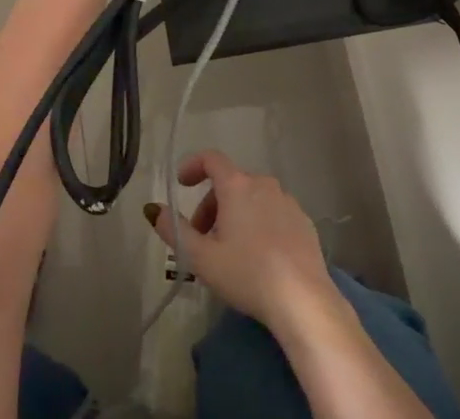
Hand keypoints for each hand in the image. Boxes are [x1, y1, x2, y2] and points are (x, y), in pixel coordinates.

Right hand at [145, 150, 341, 331]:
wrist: (303, 300)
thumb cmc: (247, 273)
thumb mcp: (201, 257)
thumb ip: (174, 229)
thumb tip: (154, 210)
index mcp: (238, 186)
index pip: (211, 159)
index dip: (192, 165)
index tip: (181, 184)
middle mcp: (265, 185)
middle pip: (230, 183)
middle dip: (211, 205)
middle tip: (202, 237)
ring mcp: (289, 203)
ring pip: (253, 198)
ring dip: (235, 215)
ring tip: (229, 250)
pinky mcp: (305, 223)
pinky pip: (273, 213)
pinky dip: (258, 223)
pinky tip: (257, 256)